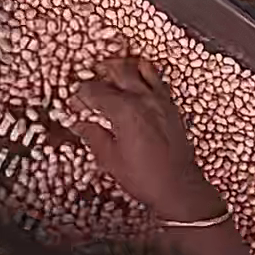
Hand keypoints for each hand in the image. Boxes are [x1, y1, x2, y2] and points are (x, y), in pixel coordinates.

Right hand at [65, 56, 224, 222]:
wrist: (178, 187)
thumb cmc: (146, 177)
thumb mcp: (111, 159)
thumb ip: (94, 136)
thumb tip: (82, 125)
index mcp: (124, 111)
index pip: (95, 91)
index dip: (81, 95)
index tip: (75, 103)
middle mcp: (143, 99)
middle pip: (118, 70)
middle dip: (100, 72)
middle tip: (90, 81)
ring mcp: (160, 100)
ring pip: (140, 68)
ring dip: (124, 67)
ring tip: (112, 72)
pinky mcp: (171, 106)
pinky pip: (157, 80)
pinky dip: (145, 75)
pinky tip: (138, 83)